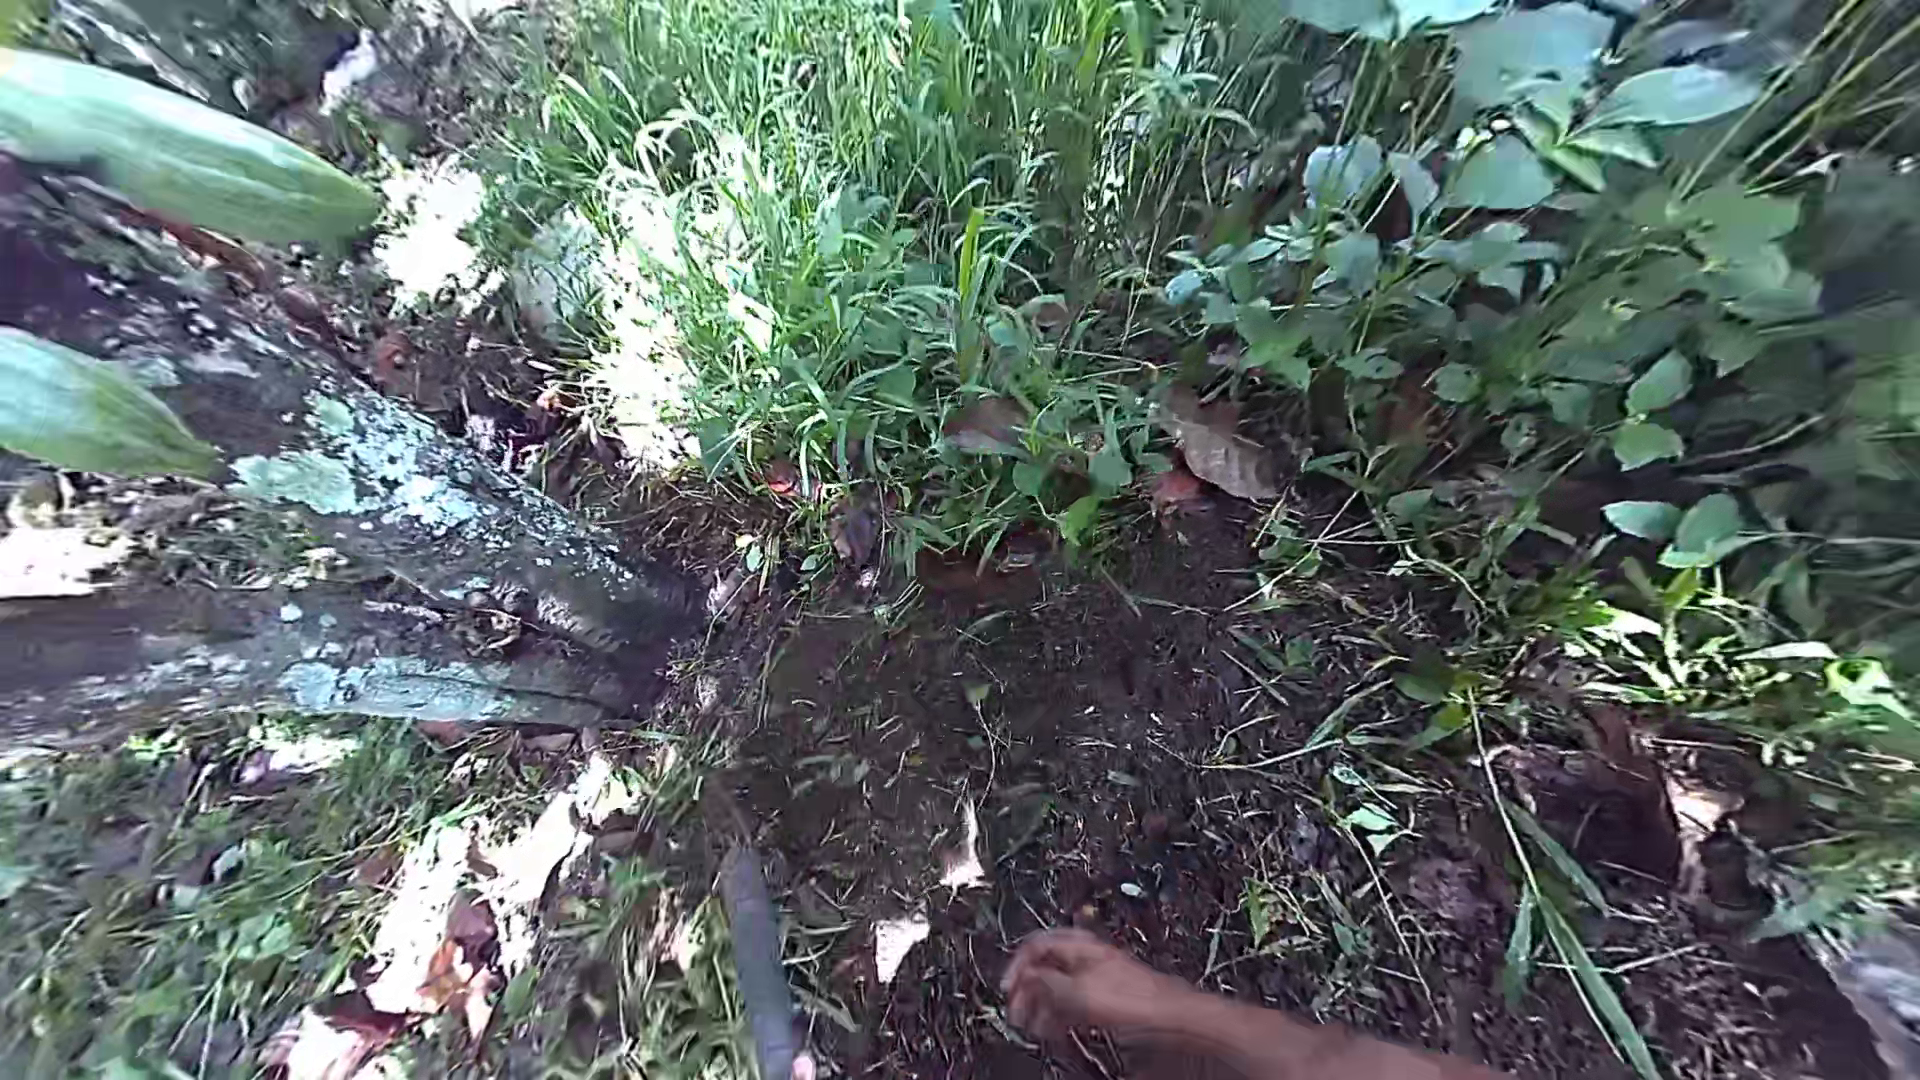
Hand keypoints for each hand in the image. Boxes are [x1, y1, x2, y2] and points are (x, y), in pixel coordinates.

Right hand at [1000, 928, 1201, 1042]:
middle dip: (1027, 986)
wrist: (1173, 1017)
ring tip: (1029, 1023)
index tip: (1007, 987)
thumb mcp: (1082, 992)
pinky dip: (1057, 1013)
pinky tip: (1052, 1029)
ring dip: (1040, 1003)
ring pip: (1057, 985)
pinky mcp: (1103, 997)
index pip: (1036, 944)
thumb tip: (1025, 977)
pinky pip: (1070, 1001)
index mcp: (1078, 945)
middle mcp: (1084, 956)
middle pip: (1045, 965)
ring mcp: (1094, 976)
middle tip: (1015, 1009)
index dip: (1018, 965)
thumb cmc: (1134, 999)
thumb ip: (1049, 983)